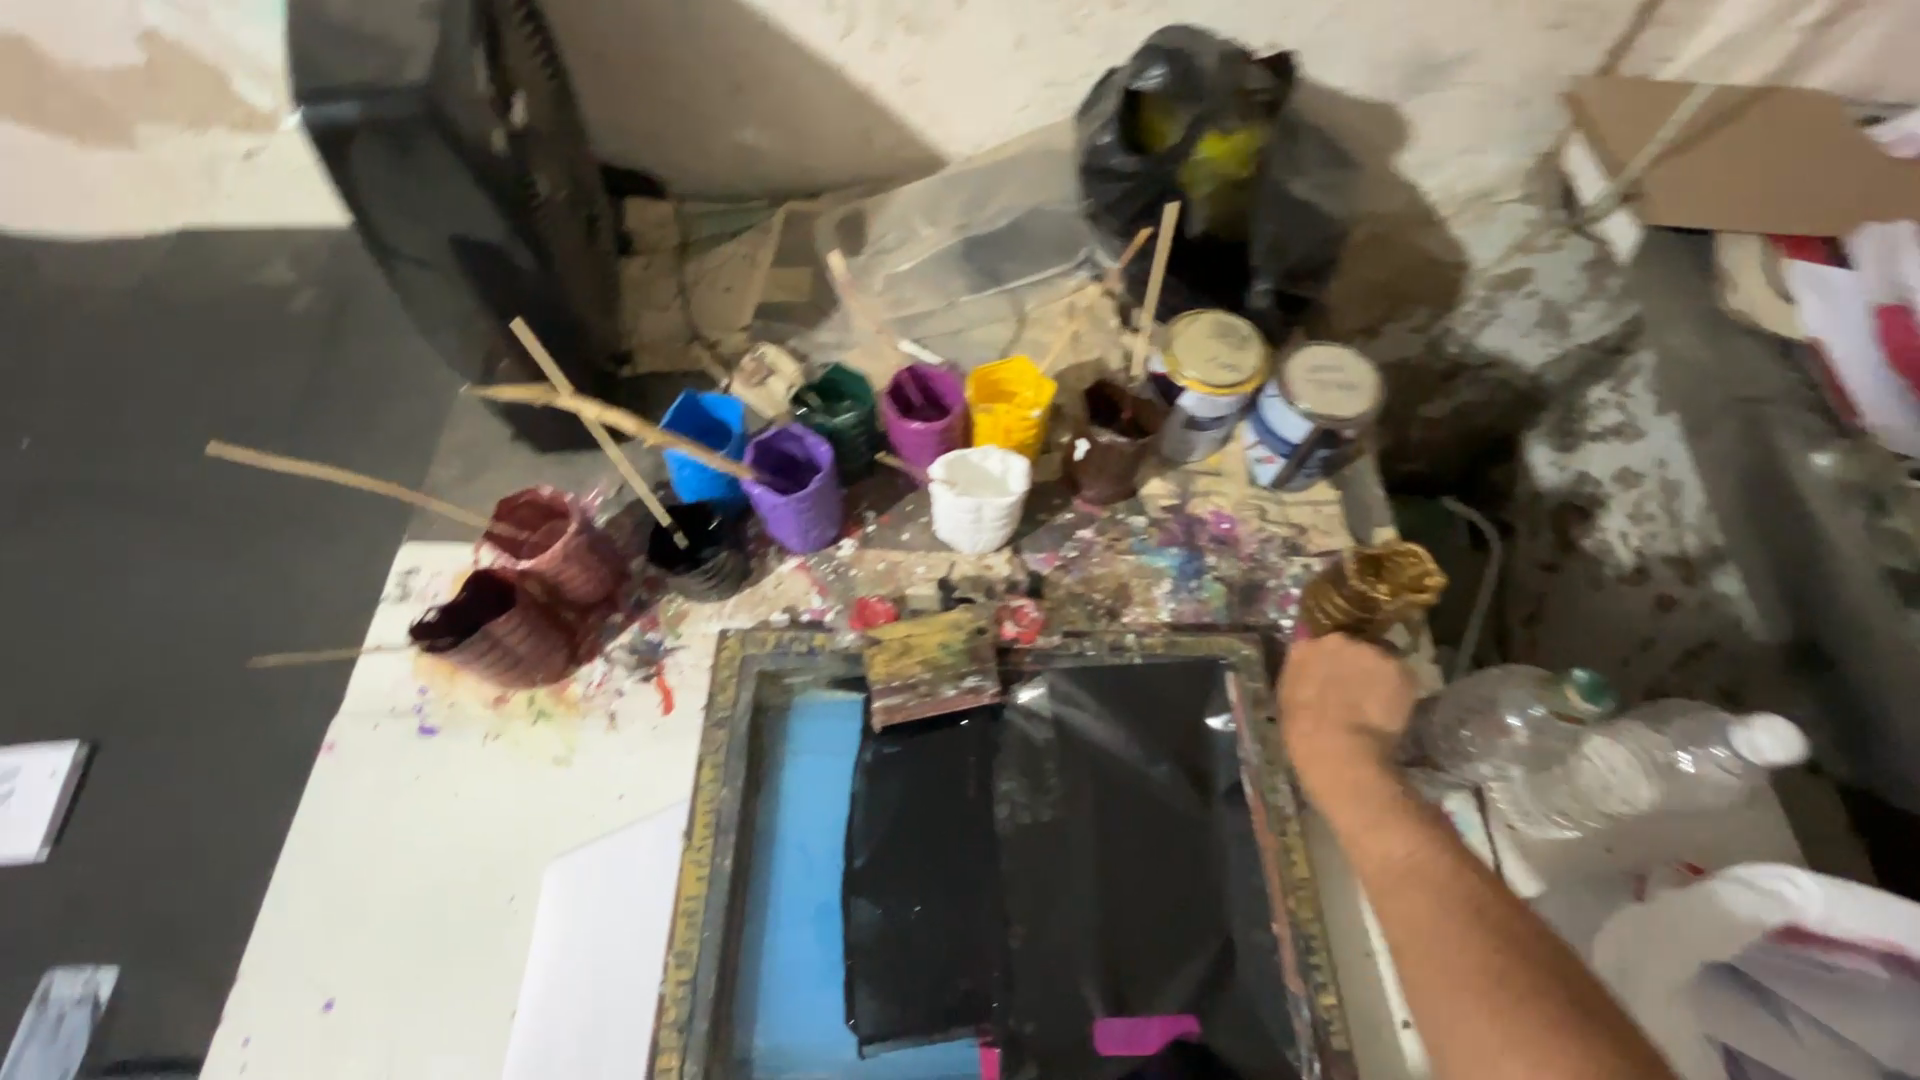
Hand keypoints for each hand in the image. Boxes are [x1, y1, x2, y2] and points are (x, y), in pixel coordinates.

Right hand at [1278, 634, 1415, 797]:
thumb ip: (1303, 675)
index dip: (1327, 661)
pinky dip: (1399, 689)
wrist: (1338, 747)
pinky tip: (1392, 710)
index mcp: (1304, 648)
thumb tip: (1314, 671)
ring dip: (1378, 675)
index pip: (1317, 645)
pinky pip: (1400, 674)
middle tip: (1357, 689)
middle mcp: (1336, 640)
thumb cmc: (1302, 731)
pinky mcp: (1398, 666)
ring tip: (1378, 702)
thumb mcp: (1287, 696)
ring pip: (1378, 658)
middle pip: (1350, 646)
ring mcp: (1369, 651)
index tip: (1331, 676)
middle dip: (1354, 663)